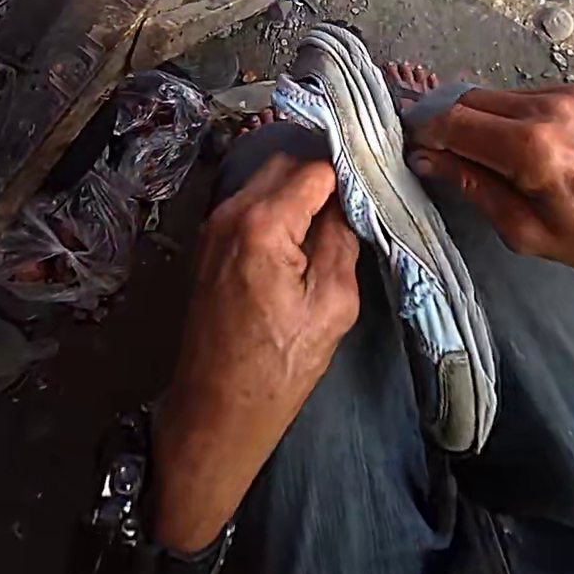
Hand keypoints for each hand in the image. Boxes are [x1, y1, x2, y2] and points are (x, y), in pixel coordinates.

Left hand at [152, 154, 359, 551]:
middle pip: (284, 165)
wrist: (216, 408)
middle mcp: (230, 212)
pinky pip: (247, 203)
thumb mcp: (332, 305)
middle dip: (318, 178)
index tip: (365, 192)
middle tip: (347, 208)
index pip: (312, 170)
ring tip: (324, 224)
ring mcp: (213, 225)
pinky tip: (295, 237)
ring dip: (295, 191)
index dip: (343, 177)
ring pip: (263, 180)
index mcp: (263, 225)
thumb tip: (344, 204)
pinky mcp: (208, 242)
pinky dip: (274, 206)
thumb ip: (340, 241)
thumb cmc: (279, 366)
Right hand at [409, 84, 573, 307]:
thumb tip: (427, 160)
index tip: (413, 147)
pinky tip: (535, 147)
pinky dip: (519, 116)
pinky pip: (535, 96)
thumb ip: (472, 186)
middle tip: (444, 153)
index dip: (424, 132)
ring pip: (501, 95)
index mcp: (532, 148)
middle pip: (470, 98)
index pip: (452, 121)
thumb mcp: (527, 231)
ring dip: (484, 119)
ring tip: (494, 156)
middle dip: (450, 123)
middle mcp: (550, 107)